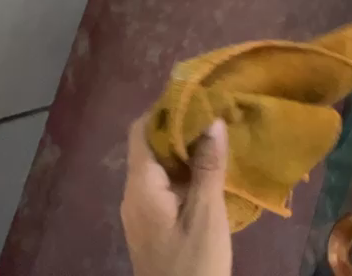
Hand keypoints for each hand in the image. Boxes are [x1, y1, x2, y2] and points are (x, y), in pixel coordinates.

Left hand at [121, 115, 230, 275]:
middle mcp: (134, 195)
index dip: (165, 108)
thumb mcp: (206, 215)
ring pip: (159, 165)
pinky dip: (184, 169)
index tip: (196, 93)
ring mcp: (141, 211)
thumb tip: (212, 119)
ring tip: (216, 131)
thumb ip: (208, 167)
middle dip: (180, 124)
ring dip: (184, 147)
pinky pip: (164, 184)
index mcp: (141, 187)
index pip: (142, 130)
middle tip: (213, 108)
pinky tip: (210, 166)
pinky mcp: (152, 224)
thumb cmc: (192, 264)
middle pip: (150, 145)